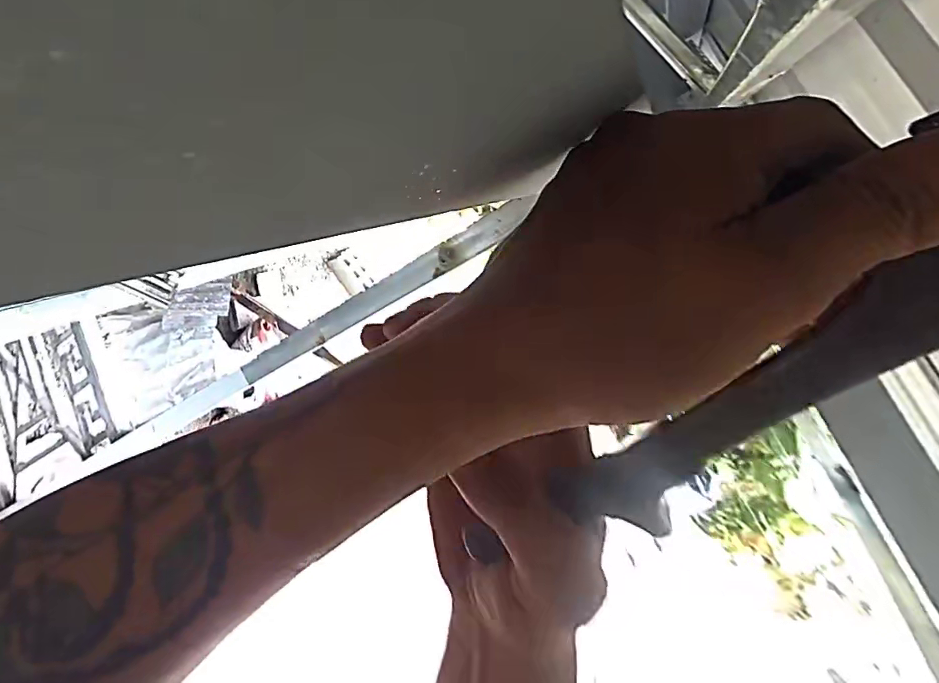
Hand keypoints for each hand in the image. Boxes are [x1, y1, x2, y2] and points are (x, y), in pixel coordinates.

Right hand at [364, 296, 603, 664]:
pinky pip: (419, 388)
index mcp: (564, 430)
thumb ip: (526, 523)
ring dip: (415, 334)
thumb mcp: (556, 576)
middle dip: (444, 321)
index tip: (449, 331)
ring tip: (380, 336)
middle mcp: (524, 410)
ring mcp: (481, 417)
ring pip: (449, 354)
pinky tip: (373, 349)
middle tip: (400, 329)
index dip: (495, 333)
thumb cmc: (550, 596)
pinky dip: (395, 365)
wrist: (503, 617)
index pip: (535, 359)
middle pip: (488, 340)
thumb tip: (470, 465)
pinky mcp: (444, 434)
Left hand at [425, 99, 938, 431]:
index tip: (851, 275)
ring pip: (717, 194)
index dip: (865, 202)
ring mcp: (607, 169)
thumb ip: (892, 210)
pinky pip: (664, 214)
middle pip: (771, 166)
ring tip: (727, 321)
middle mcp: (650, 133)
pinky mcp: (582, 206)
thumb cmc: (632, 329)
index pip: (831, 136)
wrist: (499, 363)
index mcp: (704, 134)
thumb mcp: (779, 277)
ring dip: (746, 248)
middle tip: (785, 312)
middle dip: (801, 233)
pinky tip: (677, 308)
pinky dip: (692, 252)